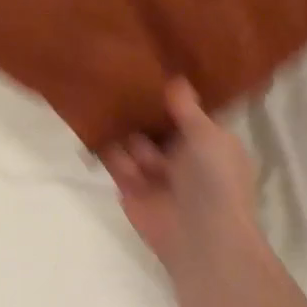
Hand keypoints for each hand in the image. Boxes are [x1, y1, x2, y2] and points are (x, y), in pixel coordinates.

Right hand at [96, 79, 259, 276]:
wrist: (200, 237)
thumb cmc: (214, 181)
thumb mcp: (208, 136)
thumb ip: (188, 109)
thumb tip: (176, 79)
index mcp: (208, 144)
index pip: (186, 115)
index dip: (170, 97)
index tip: (149, 69)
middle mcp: (181, 157)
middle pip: (155, 126)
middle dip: (140, 110)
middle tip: (116, 77)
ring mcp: (154, 173)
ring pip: (132, 140)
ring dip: (122, 128)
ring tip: (103, 101)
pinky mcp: (128, 186)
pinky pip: (113, 160)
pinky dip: (106, 148)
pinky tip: (92, 126)